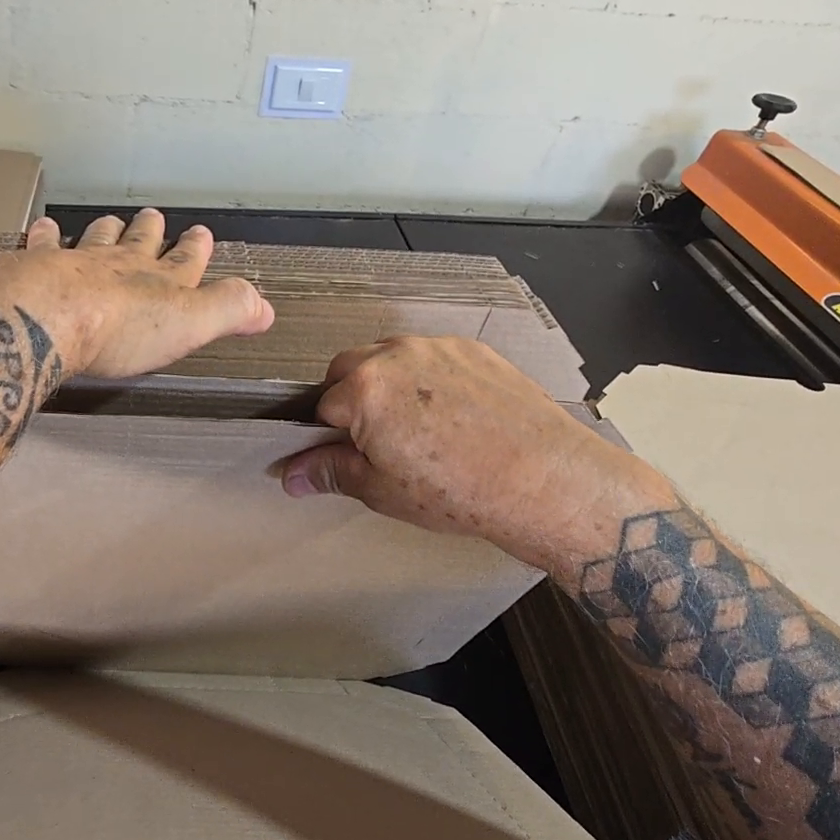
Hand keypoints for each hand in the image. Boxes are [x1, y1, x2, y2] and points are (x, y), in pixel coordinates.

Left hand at [0, 209, 275, 377]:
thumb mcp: (190, 324)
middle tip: (153, 216)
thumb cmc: (120, 327)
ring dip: (106, 230)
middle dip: (150, 231)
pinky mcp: (35, 269)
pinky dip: (44, 235)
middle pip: (139, 242)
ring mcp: (76, 263)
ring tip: (110, 220)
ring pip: (96, 239)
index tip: (202, 233)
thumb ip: (228, 310)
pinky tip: (42, 228)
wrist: (48, 316)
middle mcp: (120, 265)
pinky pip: (42, 244)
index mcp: (159, 282)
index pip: (185, 262)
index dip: (195, 249)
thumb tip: (266, 306)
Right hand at [277, 336, 674, 565]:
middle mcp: (394, 356)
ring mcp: (437, 348)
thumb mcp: (383, 491)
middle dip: (352, 400)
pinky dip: (429, 380)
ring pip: (389, 358)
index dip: (329, 435)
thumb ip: (331, 472)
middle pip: (348, 370)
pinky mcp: (473, 350)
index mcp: (363, 390)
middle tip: (377, 442)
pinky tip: (452, 417)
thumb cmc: (462, 491)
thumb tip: (293, 474)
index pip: (322, 406)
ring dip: (389, 385)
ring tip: (417, 429)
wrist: (547, 482)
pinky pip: (432, 357)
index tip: (343, 454)